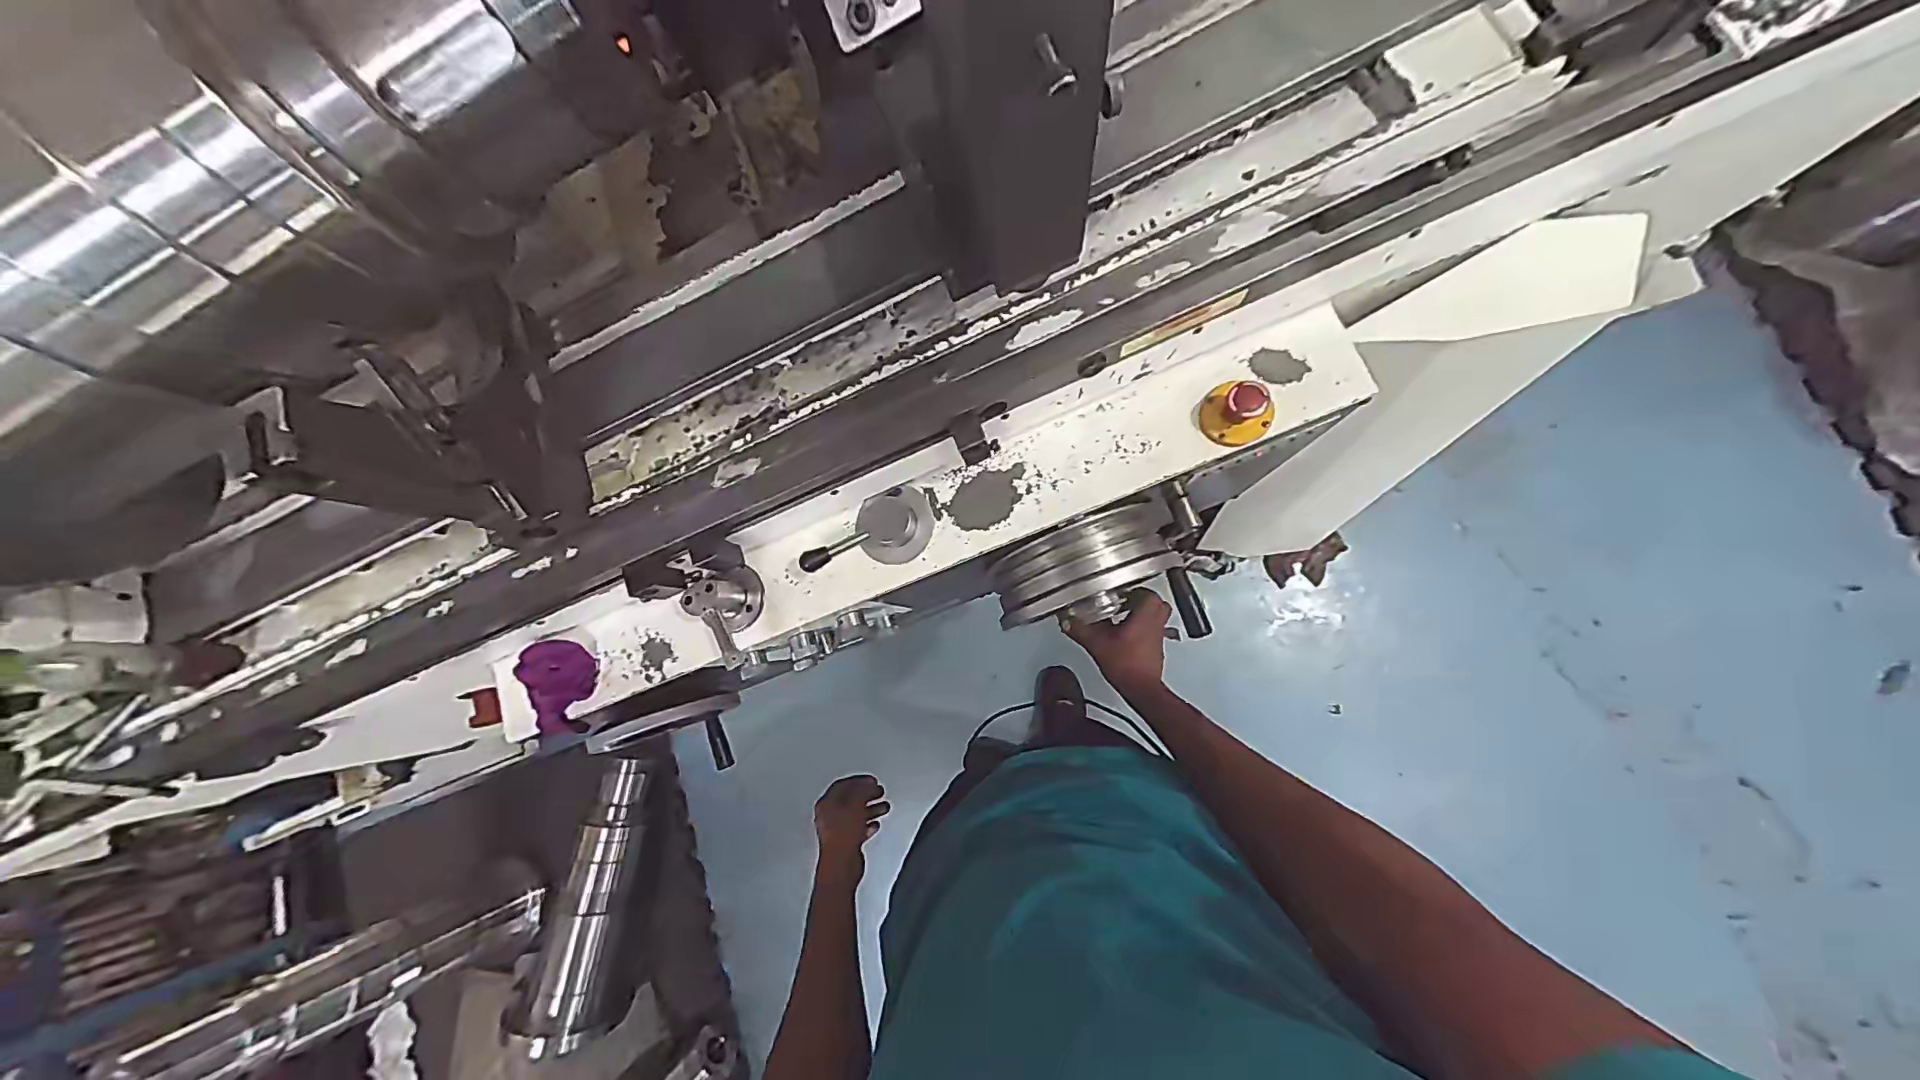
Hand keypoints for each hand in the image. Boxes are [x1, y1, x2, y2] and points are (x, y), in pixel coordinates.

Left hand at [813, 775, 889, 880]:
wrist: (842, 865)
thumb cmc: (842, 837)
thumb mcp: (856, 804)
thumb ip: (863, 790)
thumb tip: (868, 784)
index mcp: (826, 804)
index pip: (842, 785)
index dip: (859, 780)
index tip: (870, 780)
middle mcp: (828, 816)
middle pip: (850, 799)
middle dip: (866, 794)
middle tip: (878, 790)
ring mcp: (836, 831)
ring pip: (855, 814)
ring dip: (870, 808)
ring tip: (883, 806)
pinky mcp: (845, 843)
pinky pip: (858, 829)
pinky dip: (867, 824)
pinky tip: (874, 824)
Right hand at [1065, 588, 1170, 691]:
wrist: (1140, 688)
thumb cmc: (1128, 667)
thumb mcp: (1097, 644)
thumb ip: (1081, 630)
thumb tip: (1069, 622)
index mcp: (1145, 617)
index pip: (1147, 593)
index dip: (1133, 590)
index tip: (1121, 592)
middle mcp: (1155, 624)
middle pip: (1156, 602)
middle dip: (1140, 599)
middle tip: (1125, 600)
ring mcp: (1158, 636)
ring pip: (1157, 616)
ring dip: (1143, 613)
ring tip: (1124, 615)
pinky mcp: (1157, 648)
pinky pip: (1153, 631)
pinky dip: (1142, 628)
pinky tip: (1125, 635)